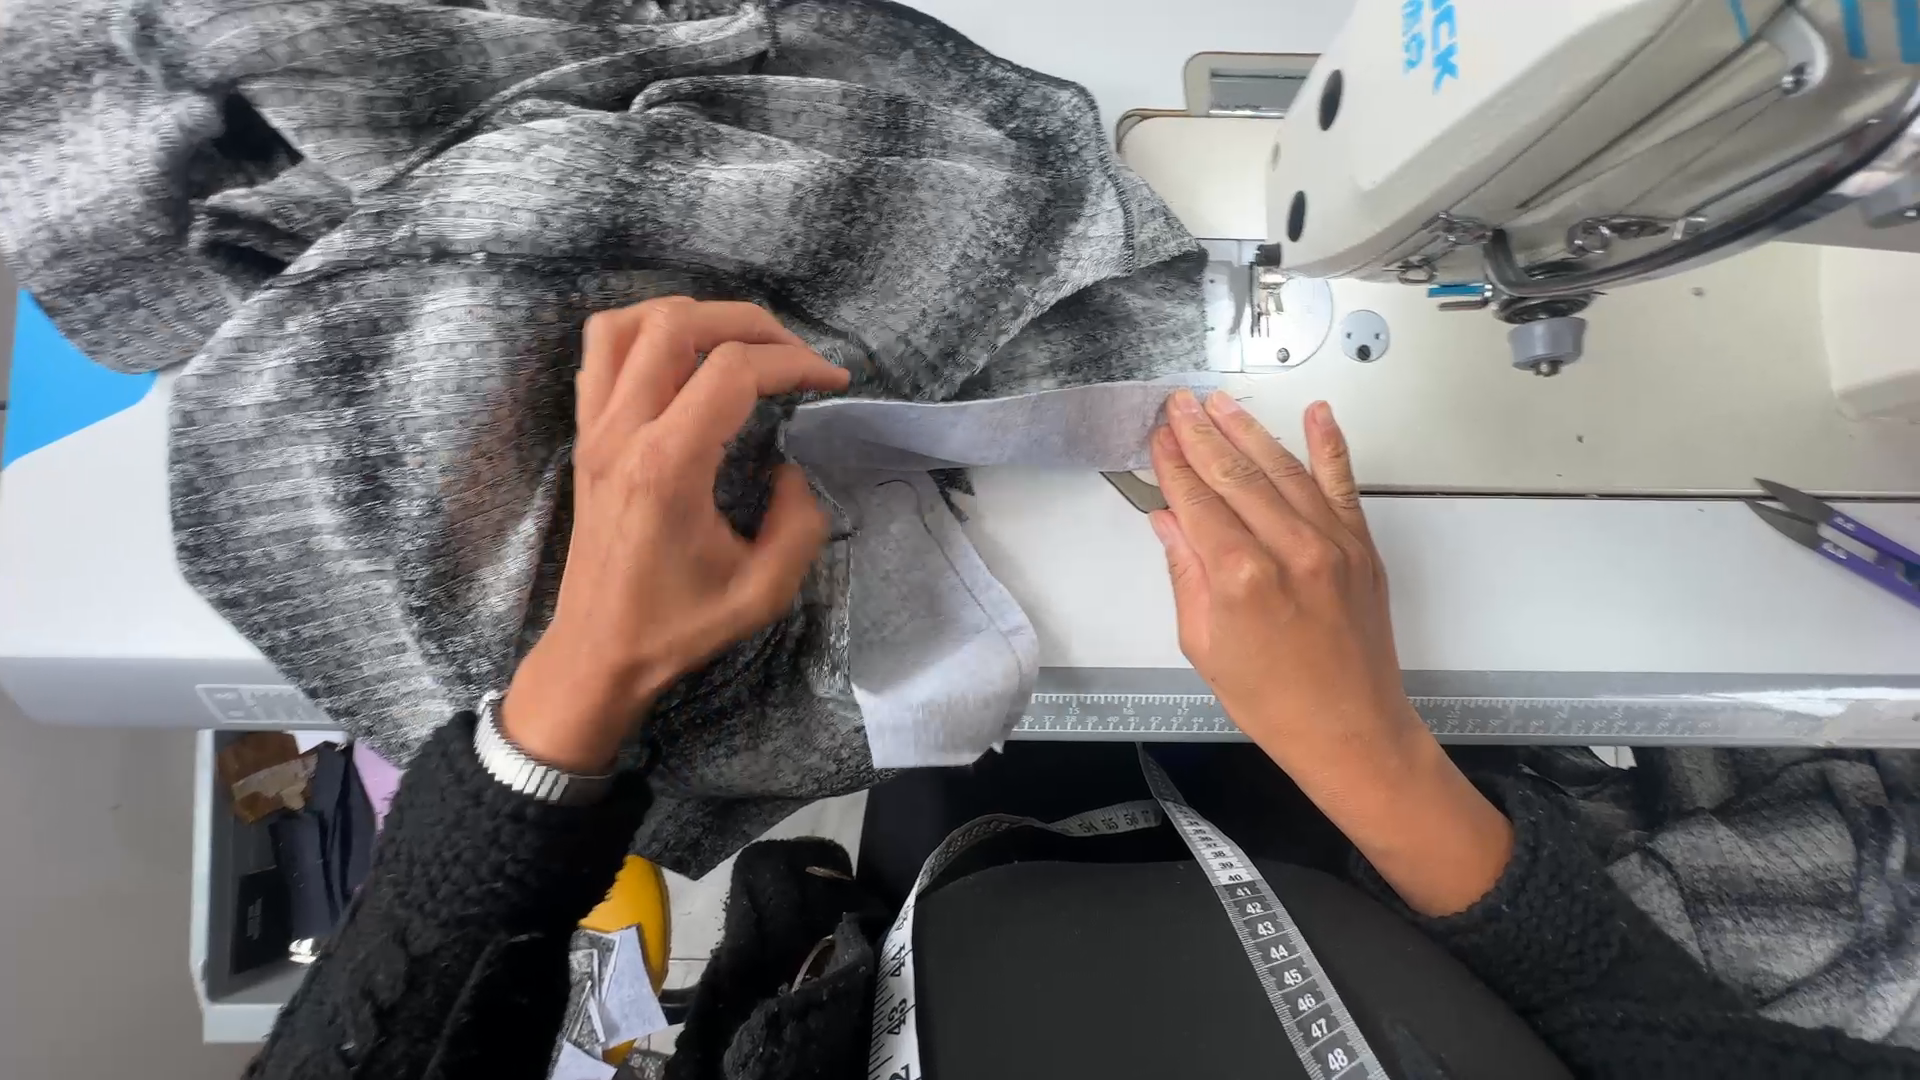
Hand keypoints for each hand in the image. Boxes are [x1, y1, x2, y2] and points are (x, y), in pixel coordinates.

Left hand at [501, 298, 849, 772]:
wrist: (599, 652)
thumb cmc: (680, 626)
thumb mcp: (765, 591)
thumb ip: (800, 522)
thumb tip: (790, 468)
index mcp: (669, 467)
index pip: (734, 371)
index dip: (796, 364)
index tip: (833, 381)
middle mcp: (623, 432)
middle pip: (680, 324)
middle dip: (753, 323)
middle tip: (797, 353)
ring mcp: (595, 430)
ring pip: (630, 324)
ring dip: (695, 316)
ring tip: (741, 342)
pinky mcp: (585, 437)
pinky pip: (602, 352)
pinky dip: (646, 332)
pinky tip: (684, 357)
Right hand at [1150, 389, 1510, 914]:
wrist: (1350, 732)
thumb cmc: (1268, 699)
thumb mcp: (1203, 643)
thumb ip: (1185, 573)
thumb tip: (1168, 520)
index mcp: (1239, 576)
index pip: (1197, 501)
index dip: (1173, 464)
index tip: (1158, 436)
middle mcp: (1288, 548)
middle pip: (1235, 475)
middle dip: (1201, 435)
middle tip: (1179, 403)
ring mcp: (1332, 542)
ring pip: (1283, 469)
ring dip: (1248, 431)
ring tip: (1220, 402)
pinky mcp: (1361, 547)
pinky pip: (1342, 485)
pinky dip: (1331, 446)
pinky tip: (1319, 414)